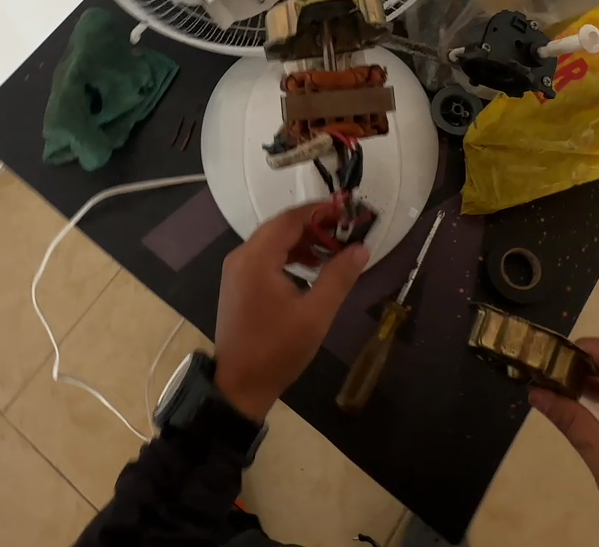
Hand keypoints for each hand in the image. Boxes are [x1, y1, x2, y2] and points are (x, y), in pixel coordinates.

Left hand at [212, 204, 369, 421]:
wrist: (239, 386)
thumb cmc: (278, 350)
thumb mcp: (315, 314)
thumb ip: (338, 277)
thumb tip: (361, 248)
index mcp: (256, 258)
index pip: (290, 219)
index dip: (319, 212)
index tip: (347, 213)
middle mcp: (242, 256)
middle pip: (280, 227)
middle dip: (313, 225)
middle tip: (344, 231)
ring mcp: (237, 269)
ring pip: (272, 241)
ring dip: (301, 240)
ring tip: (333, 250)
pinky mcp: (238, 282)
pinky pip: (265, 256)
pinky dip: (288, 255)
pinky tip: (311, 267)